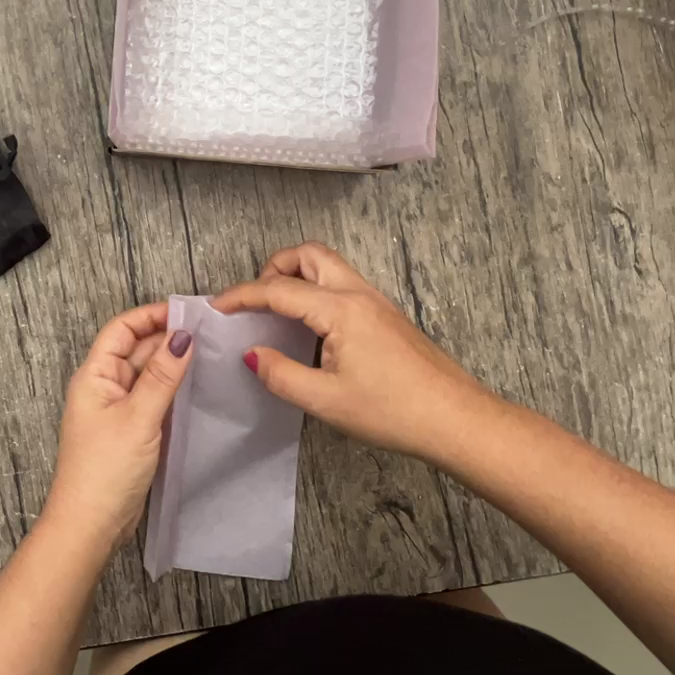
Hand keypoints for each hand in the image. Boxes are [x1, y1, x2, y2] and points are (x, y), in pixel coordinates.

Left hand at [41, 302, 192, 549]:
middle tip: (207, 332)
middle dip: (166, 337)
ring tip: (207, 353)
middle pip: (136, 348)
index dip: (151, 316)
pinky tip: (195, 387)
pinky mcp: (129, 429)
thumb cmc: (105, 470)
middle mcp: (103, 386)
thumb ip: (161, 376)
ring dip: (171, 363)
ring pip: (146, 373)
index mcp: (95, 375)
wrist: (90, 526)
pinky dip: (170, 389)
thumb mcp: (138, 417)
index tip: (187, 312)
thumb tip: (182, 336)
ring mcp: (116, 409)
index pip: (122, 329)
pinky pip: (151, 397)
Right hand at [213, 242, 497, 461]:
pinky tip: (308, 327)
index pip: (278, 289)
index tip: (217, 307)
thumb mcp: (326, 401)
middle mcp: (358, 294)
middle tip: (256, 300)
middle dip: (274, 267)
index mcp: (340, 310)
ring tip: (277, 311)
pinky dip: (316, 290)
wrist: (457, 420)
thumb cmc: (395, 412)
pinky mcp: (385, 315)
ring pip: (328, 265)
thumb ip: (281, 375)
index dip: (242, 296)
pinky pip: (341, 284)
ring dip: (297, 275)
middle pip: (308, 254)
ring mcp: (375, 302)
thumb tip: (252, 355)